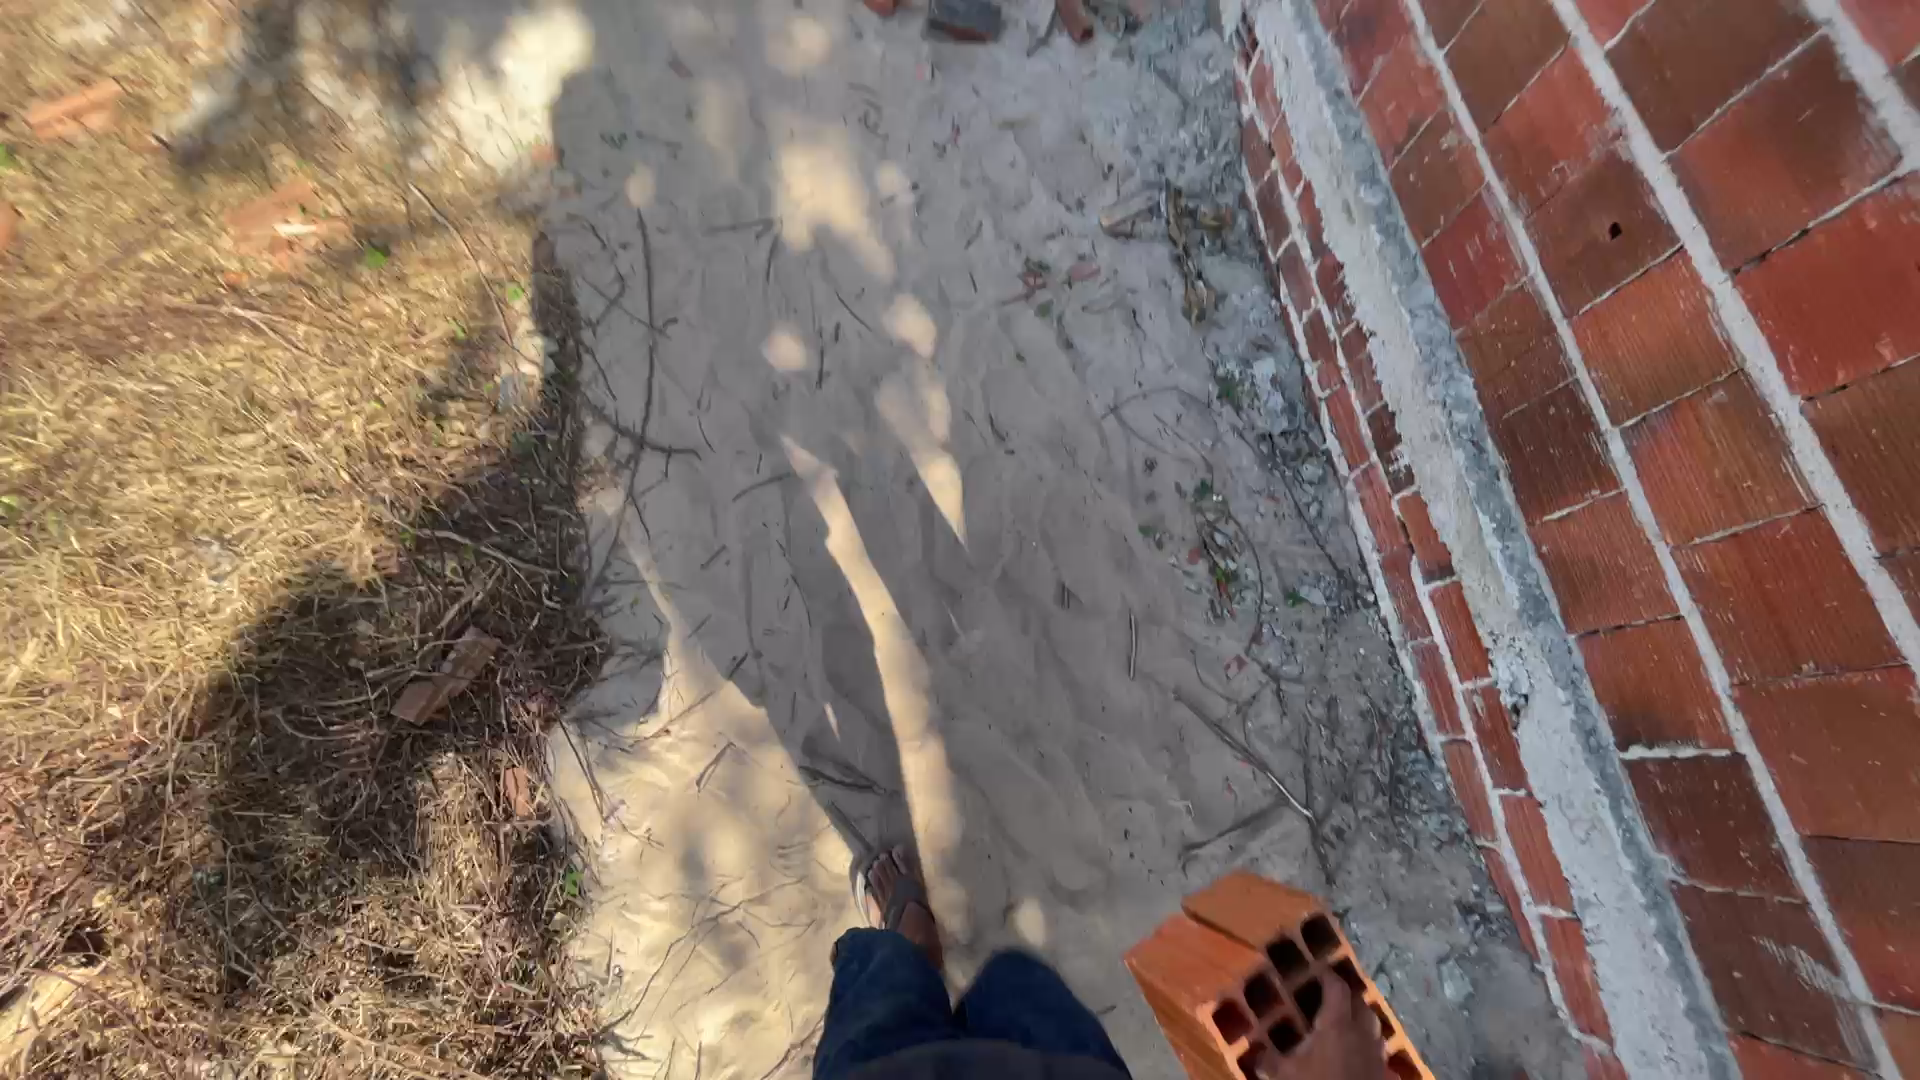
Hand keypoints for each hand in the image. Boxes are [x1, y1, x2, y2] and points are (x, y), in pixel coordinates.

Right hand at [1249, 973, 1387, 1079]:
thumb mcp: (1285, 1075)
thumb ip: (1269, 1061)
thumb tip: (1255, 1055)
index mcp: (1337, 1025)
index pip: (1337, 988)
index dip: (1328, 976)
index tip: (1317, 970)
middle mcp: (1362, 1037)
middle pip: (1362, 1007)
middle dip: (1349, 1000)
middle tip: (1332, 1000)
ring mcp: (1379, 1061)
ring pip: (1377, 1033)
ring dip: (1364, 1027)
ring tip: (1348, 1031)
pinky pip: (1385, 1064)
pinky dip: (1375, 1060)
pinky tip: (1365, 1067)